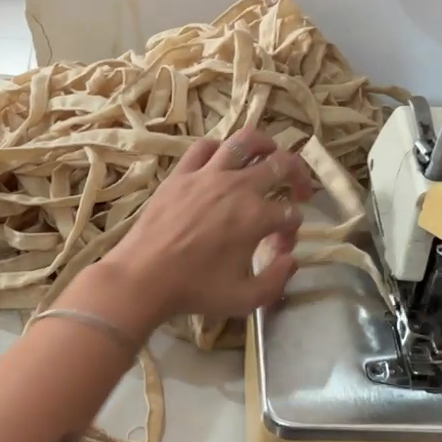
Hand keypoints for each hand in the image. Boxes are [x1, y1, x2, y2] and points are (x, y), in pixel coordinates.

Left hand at [81, 127, 309, 333]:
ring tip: (270, 155)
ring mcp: (207, 175)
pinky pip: (206, 146)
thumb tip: (292, 259)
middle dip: (298, 176)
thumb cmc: (195, 291)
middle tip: (298, 190)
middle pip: (281, 164)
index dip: (293, 230)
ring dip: (266, 145)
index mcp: (257, 217)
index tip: (281, 247)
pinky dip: (221, 149)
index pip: (291, 213)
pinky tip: (223, 161)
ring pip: (246, 141)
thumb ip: (277, 281)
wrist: (143, 278)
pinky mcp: (181, 173)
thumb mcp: (245, 300)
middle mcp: (238, 187)